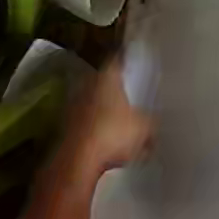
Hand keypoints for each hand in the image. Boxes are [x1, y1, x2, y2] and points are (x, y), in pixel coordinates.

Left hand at [54, 58, 150, 177]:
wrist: (78, 158)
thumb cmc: (113, 134)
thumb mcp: (143, 129)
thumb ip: (151, 122)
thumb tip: (152, 123)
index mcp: (107, 77)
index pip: (118, 60)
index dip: (127, 61)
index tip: (135, 64)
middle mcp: (88, 83)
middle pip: (105, 80)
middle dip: (117, 89)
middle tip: (131, 96)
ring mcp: (74, 101)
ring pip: (95, 99)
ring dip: (106, 108)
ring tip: (121, 122)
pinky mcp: (66, 120)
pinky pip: (87, 118)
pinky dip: (97, 125)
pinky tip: (107, 139)